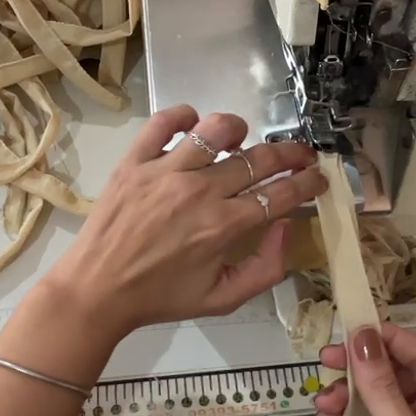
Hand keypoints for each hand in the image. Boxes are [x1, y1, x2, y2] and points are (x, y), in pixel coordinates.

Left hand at [40, 104, 327, 339]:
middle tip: (301, 155)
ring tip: (243, 138)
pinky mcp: (135, 161)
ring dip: (239, 129)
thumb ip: (265, 269)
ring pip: (216, 129)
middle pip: (259, 158)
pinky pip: (163, 122)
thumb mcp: (222, 299)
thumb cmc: (161, 297)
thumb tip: (286, 227)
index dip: (307, 182)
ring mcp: (165, 172)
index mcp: (224, 227)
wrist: (96, 290)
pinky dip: (183, 115)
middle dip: (291, 154)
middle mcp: (199, 192)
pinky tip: (193, 125)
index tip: (318, 177)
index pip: (280, 193)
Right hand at [315, 323, 415, 415]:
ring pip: (376, 396)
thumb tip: (361, 334)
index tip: (353, 328)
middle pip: (397, 374)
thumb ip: (380, 387)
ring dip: (349, 393)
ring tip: (324, 401)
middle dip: (363, 367)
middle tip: (327, 359)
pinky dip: (344, 415)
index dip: (390, 340)